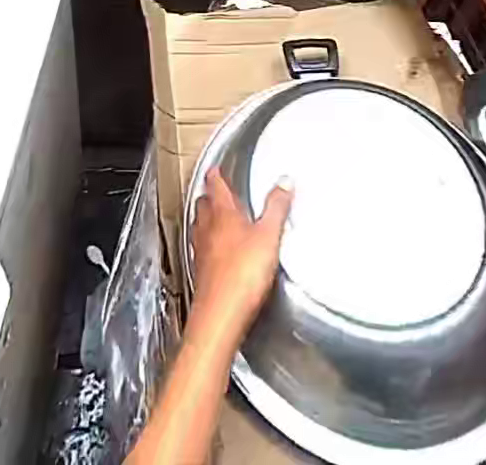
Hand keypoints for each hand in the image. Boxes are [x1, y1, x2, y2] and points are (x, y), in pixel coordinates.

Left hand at [190, 167, 291, 337]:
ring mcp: (202, 251)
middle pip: (204, 205)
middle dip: (210, 196)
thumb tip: (284, 182)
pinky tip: (216, 251)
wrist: (220, 315)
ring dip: (207, 218)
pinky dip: (208, 242)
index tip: (215, 170)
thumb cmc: (242, 273)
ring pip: (200, 226)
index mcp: (222, 214)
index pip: (215, 187)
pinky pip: (202, 249)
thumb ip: (277, 208)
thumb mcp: (268, 236)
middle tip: (216, 191)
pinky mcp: (202, 273)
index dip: (215, 177)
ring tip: (215, 217)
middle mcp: (207, 229)